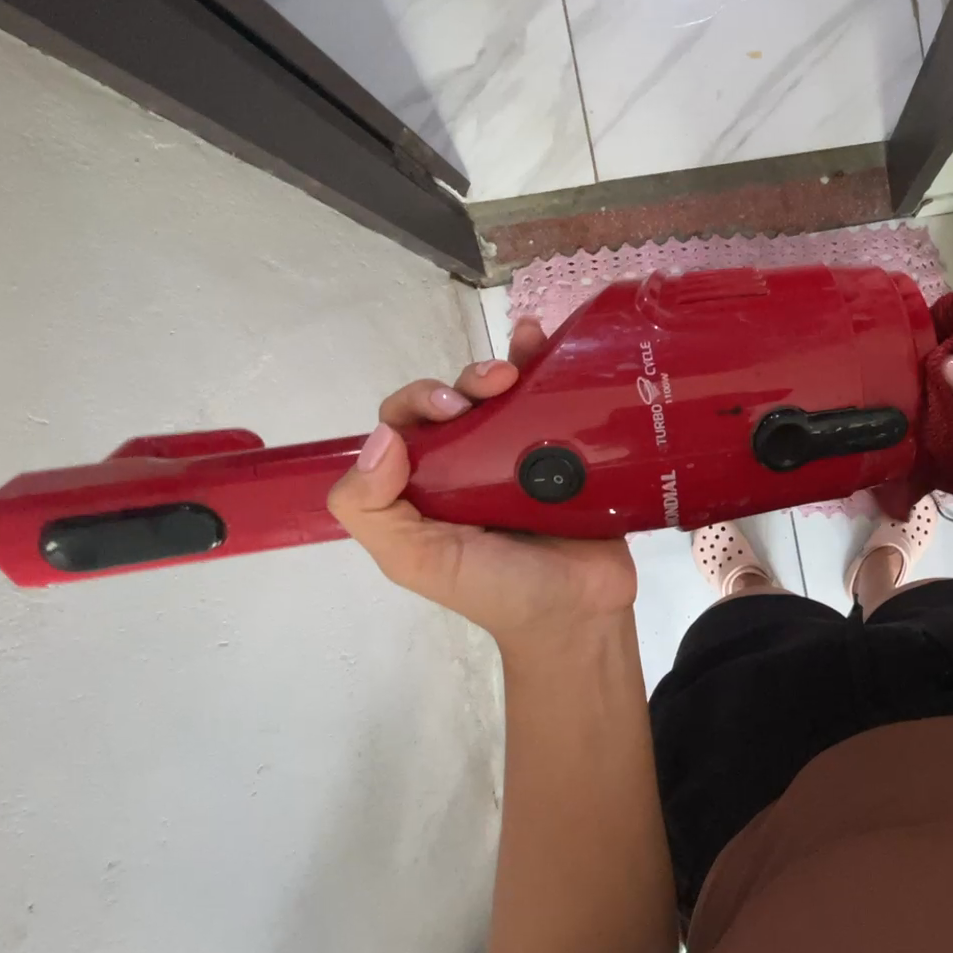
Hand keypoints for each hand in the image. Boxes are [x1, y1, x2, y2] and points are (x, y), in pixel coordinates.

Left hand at [327, 319, 636, 646]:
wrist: (579, 613)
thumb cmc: (497, 590)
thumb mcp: (417, 561)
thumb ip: (372, 510)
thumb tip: (382, 437)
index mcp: (428, 485)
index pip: (406, 426)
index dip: (417, 403)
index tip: (449, 406)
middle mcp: (472, 464)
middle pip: (459, 402)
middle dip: (468, 380)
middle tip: (493, 382)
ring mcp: (526, 458)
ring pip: (507, 397)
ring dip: (508, 362)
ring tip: (526, 347)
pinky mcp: (573, 455)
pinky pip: (557, 406)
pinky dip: (551, 367)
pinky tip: (549, 339)